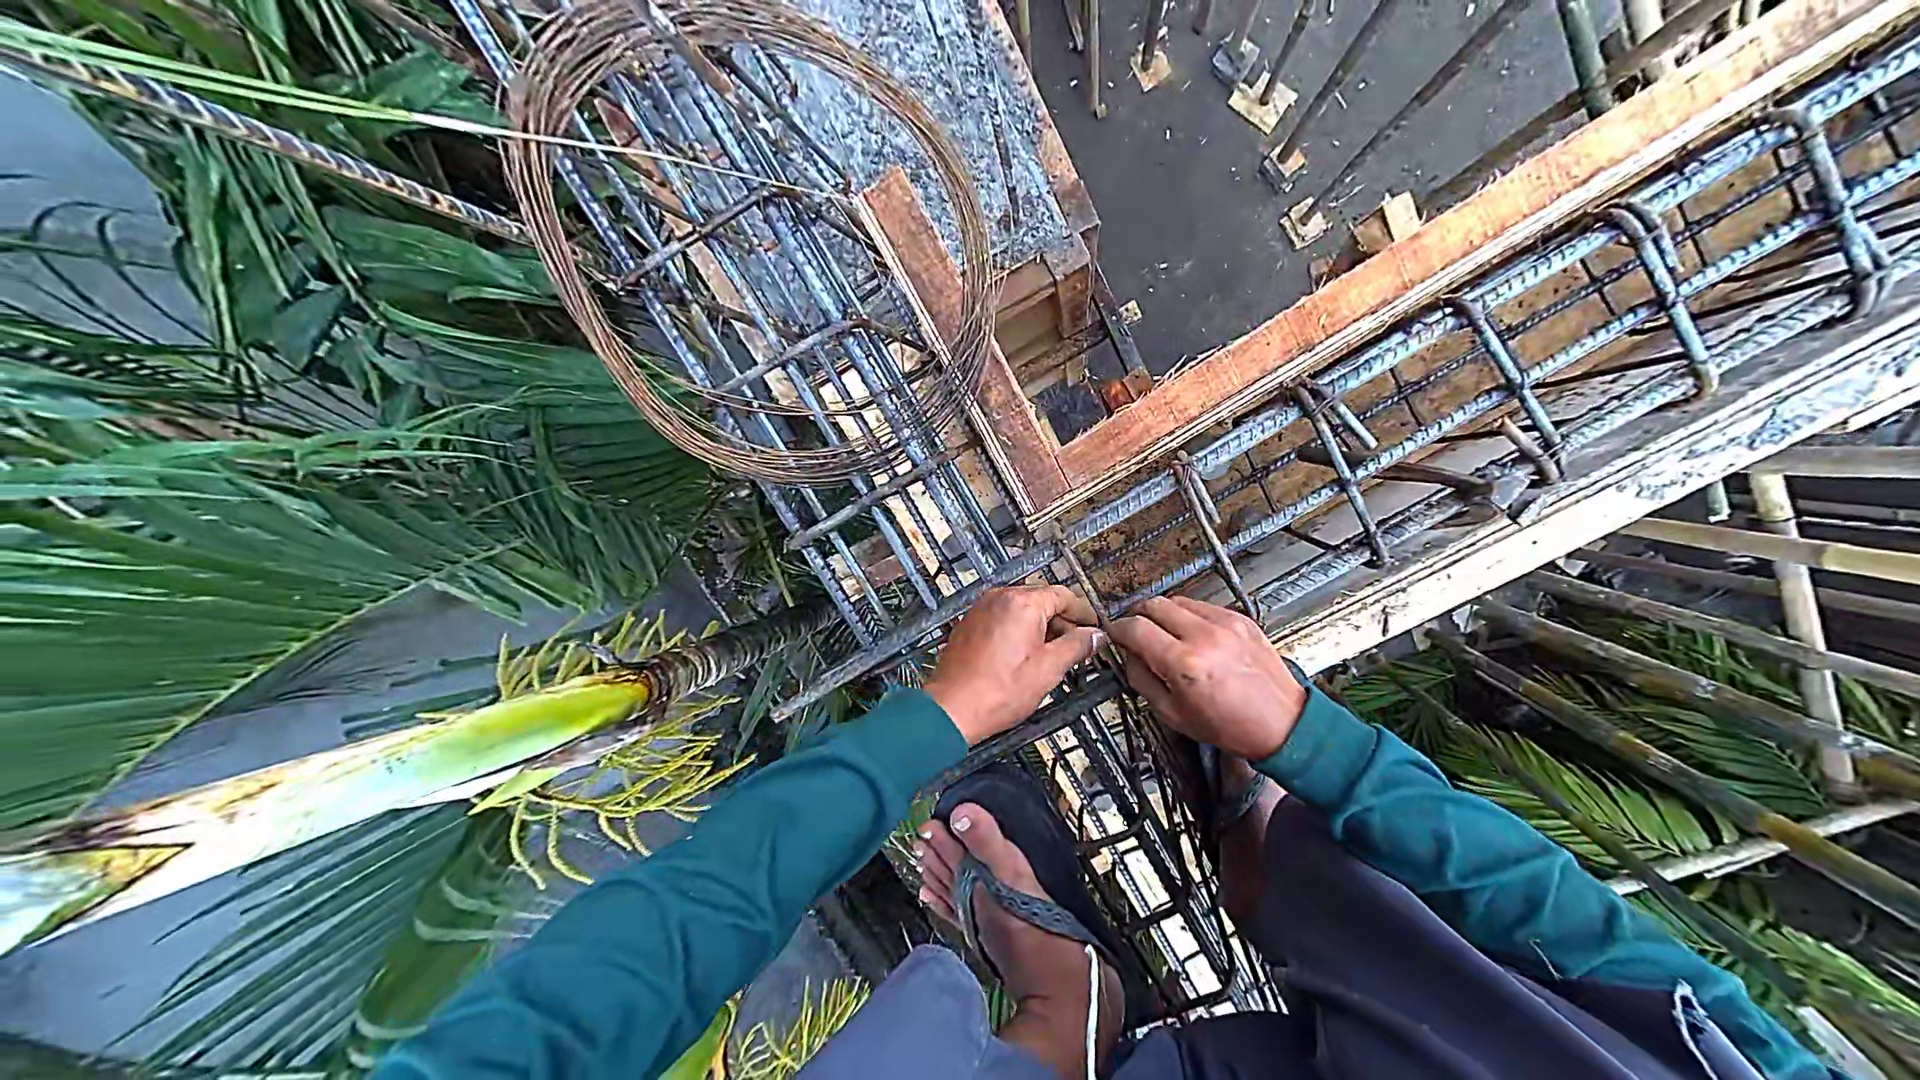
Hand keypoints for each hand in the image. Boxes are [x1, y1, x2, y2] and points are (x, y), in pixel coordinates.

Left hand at [924, 585, 1104, 744]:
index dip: (1083, 613)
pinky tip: (1022, 657)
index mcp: (1022, 603)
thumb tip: (1094, 635)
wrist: (952, 708)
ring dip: (1039, 628)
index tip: (1091, 630)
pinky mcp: (970, 623)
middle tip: (1075, 647)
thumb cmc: (996, 692)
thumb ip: (1076, 646)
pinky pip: (1002, 619)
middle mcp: (999, 598)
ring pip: (1021, 610)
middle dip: (1061, 622)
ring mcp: (981, 609)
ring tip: (1049, 657)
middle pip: (1042, 600)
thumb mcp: (1049, 669)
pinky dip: (1017, 632)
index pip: (1063, 595)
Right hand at [1108, 596, 1306, 759]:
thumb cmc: (1233, 726)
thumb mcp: (1172, 713)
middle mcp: (1205, 637)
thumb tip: (1128, 655)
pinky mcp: (1240, 620)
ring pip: (1176, 600)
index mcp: (1184, 664)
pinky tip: (1192, 635)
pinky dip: (1189, 616)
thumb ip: (1141, 678)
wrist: (1283, 725)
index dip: (1117, 630)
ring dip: (1163, 614)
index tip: (1115, 634)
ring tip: (1165, 635)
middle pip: (1153, 605)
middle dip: (1138, 617)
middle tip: (1136, 632)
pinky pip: (1202, 606)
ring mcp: (1225, 624)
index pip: (1135, 628)